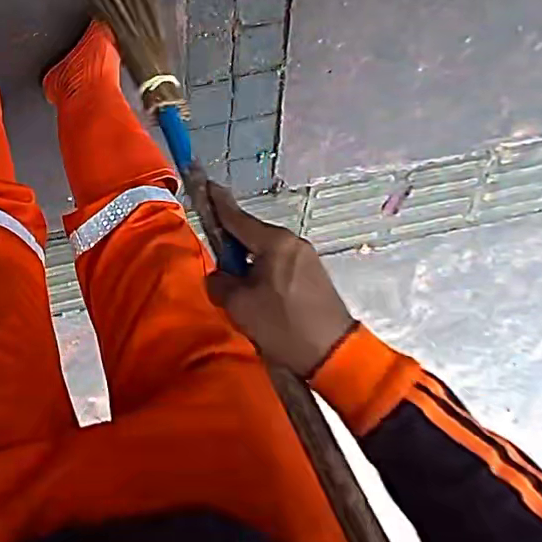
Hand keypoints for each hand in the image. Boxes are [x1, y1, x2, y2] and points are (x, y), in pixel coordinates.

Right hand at [204, 182, 355, 377]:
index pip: (236, 216)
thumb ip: (219, 280)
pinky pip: (278, 264)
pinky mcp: (314, 275)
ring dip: (248, 264)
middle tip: (218, 266)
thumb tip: (222, 276)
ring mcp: (306, 258)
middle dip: (231, 245)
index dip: (217, 201)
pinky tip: (259, 296)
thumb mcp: (238, 304)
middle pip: (249, 235)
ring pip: (263, 252)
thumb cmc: (283, 325)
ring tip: (240, 291)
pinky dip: (263, 273)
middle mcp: (292, 242)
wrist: (336, 357)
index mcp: (273, 243)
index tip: (205, 184)